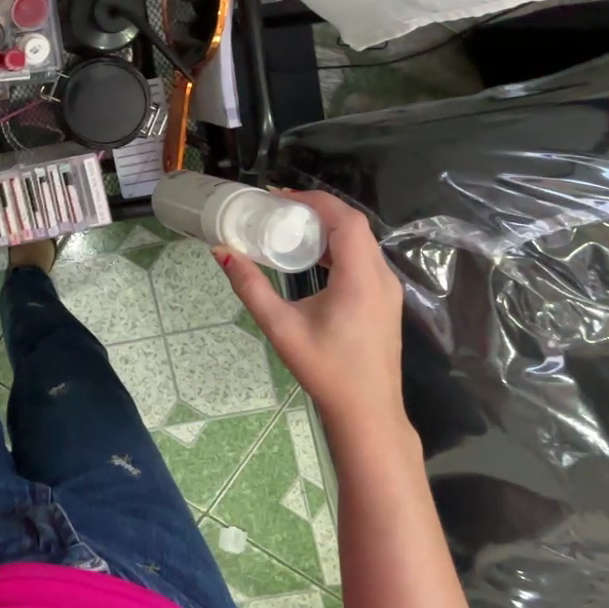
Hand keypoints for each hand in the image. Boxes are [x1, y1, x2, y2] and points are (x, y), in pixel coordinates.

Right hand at [217, 189, 407, 438]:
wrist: (367, 411)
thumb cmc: (324, 369)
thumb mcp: (280, 326)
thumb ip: (250, 286)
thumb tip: (221, 250)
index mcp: (360, 279)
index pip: (345, 221)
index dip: (314, 200)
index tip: (277, 197)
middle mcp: (381, 277)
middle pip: (354, 225)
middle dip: (316, 208)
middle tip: (276, 207)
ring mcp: (387, 288)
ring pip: (361, 240)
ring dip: (327, 226)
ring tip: (288, 225)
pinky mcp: (383, 299)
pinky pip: (363, 257)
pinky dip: (336, 245)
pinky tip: (310, 255)